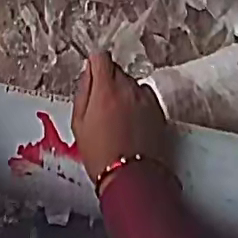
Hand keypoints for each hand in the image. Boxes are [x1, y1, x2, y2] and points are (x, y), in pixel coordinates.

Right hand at [71, 49, 169, 184]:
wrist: (132, 180)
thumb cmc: (102, 155)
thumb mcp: (78, 123)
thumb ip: (82, 91)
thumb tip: (88, 75)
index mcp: (106, 88)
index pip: (101, 57)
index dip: (94, 65)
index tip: (92, 74)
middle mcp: (128, 89)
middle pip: (117, 70)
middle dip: (108, 81)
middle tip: (101, 104)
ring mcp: (146, 100)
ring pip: (132, 84)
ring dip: (125, 92)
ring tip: (118, 116)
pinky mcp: (159, 112)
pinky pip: (146, 97)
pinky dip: (139, 103)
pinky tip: (132, 122)